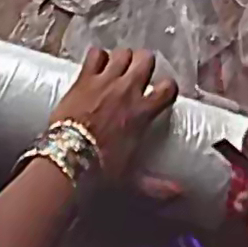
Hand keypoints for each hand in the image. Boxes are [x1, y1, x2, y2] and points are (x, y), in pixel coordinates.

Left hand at [49, 47, 177, 184]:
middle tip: (137, 75)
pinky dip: (97, 57)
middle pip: (146, 58)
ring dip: (121, 59)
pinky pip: (95, 53)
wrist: (67, 161)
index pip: (168, 87)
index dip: (167, 86)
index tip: (162, 92)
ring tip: (116, 69)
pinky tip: (95, 67)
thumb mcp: (132, 181)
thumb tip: (180, 193)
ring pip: (122, 53)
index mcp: (142, 112)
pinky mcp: (85, 77)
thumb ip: (157, 186)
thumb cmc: (101, 172)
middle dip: (144, 63)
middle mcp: (128, 90)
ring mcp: (106, 80)